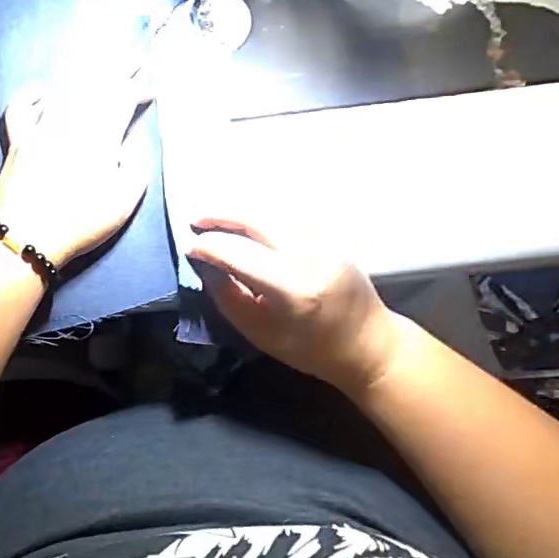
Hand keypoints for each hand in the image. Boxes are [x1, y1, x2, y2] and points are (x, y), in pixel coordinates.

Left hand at [0, 72, 152, 270]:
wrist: (26, 237)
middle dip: (119, 71)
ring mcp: (41, 130)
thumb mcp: (124, 200)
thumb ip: (134, 166)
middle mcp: (71, 124)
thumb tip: (131, 143)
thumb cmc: (81, 222)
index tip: (151, 82)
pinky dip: (29, 97)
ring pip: (65, 92)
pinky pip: (20, 110)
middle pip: (97, 88)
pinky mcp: (18, 142)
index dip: (139, 87)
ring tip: (100, 69)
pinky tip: (41, 91)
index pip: (123, 100)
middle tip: (134, 59)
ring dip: (85, 78)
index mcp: (101, 137)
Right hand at [185, 217, 403, 394]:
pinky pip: (291, 214)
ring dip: (242, 209)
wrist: (367, 343)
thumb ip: (228, 296)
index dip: (209, 246)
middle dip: (222, 214)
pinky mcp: (334, 234)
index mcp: (292, 289)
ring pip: (275, 210)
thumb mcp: (259, 333)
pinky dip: (265, 213)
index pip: (238, 253)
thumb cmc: (309, 348)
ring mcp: (326, 240)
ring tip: (218, 215)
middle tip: (197, 219)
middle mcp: (311, 255)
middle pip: (257, 218)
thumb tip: (205, 262)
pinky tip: (249, 219)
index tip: (191, 247)